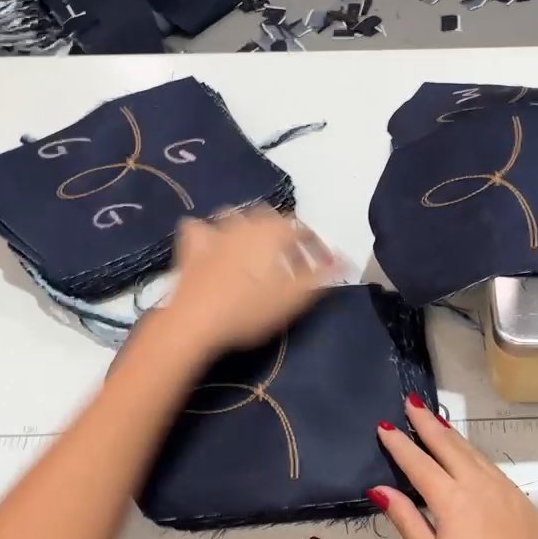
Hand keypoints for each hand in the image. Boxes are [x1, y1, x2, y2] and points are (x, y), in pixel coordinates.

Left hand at [160, 207, 343, 354]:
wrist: (195, 321)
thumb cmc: (250, 309)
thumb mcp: (294, 297)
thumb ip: (321, 276)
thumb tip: (344, 260)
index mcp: (274, 232)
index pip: (303, 230)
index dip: (317, 246)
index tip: (326, 265)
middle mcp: (246, 223)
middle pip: (271, 218)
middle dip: (285, 234)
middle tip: (293, 260)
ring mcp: (216, 231)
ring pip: (238, 217)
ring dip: (251, 229)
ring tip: (257, 251)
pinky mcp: (192, 246)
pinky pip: (202, 229)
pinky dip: (211, 234)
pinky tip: (213, 244)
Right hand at [372, 397, 537, 538]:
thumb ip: (407, 520)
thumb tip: (380, 489)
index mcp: (453, 502)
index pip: (420, 464)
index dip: (400, 444)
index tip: (385, 425)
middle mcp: (481, 486)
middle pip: (449, 446)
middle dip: (428, 423)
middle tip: (411, 403)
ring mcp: (506, 490)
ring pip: (474, 453)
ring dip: (451, 435)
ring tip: (434, 420)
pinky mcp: (521, 500)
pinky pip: (491, 468)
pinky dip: (473, 455)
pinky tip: (465, 455)